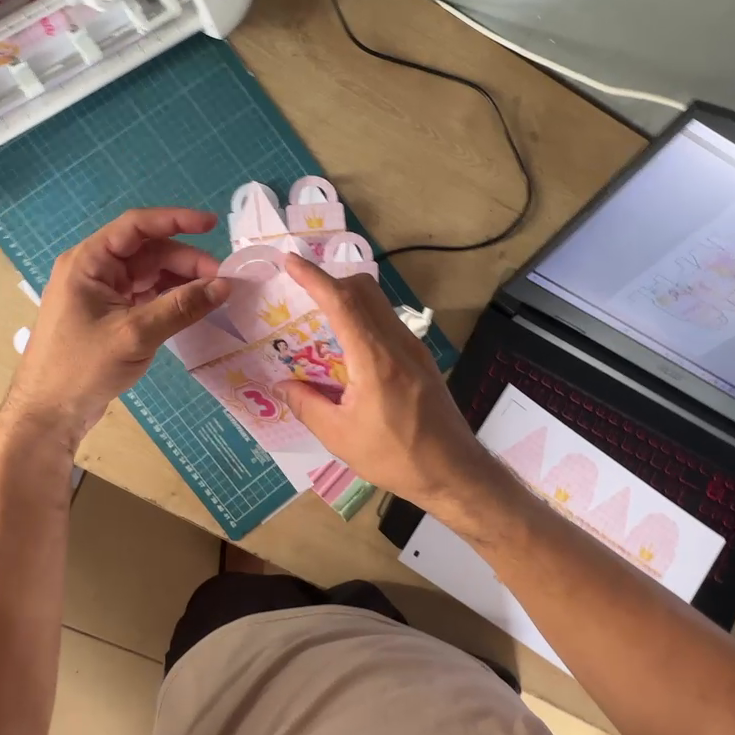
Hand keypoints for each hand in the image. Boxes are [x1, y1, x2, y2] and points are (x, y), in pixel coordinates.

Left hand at [5, 208, 231, 444]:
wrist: (49, 412)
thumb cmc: (82, 367)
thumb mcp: (136, 334)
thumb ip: (181, 307)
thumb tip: (224, 286)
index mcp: (89, 262)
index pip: (136, 227)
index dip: (175, 220)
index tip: (212, 224)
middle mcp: (95, 271)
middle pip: (148, 252)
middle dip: (186, 261)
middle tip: (222, 280)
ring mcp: (102, 294)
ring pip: (150, 275)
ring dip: (181, 281)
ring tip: (215, 295)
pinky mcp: (111, 317)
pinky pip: (147, 297)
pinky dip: (171, 299)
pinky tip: (195, 308)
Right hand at [275, 256, 496, 509]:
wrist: (454, 471)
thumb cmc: (396, 457)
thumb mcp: (340, 438)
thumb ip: (307, 406)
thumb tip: (280, 385)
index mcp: (374, 359)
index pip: (342, 302)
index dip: (314, 278)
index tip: (290, 262)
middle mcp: (397, 344)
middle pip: (363, 290)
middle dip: (330, 280)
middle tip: (300, 291)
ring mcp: (414, 349)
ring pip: (378, 303)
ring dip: (348, 298)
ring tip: (320, 317)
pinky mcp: (421, 359)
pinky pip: (387, 322)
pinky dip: (363, 317)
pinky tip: (347, 345)